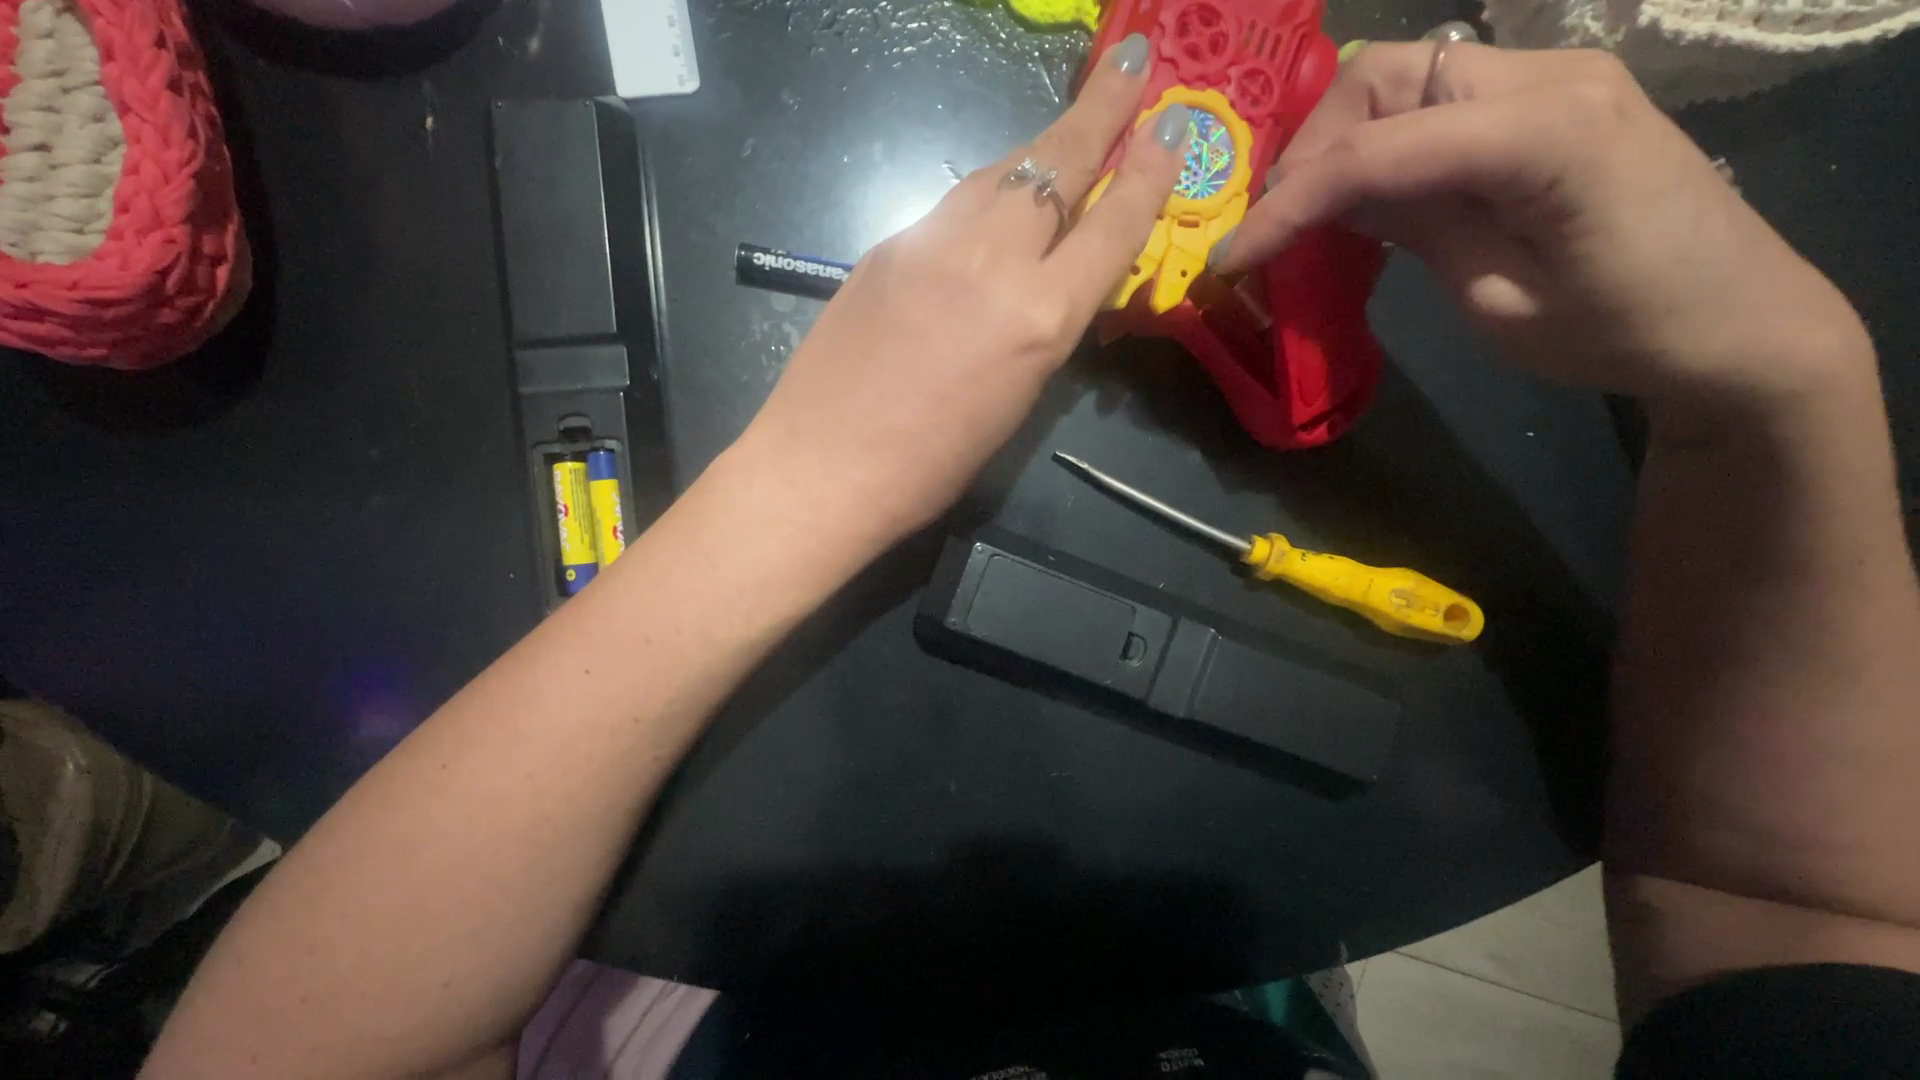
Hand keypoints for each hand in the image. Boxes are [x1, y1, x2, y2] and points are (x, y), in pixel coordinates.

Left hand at [736, 33, 1184, 548]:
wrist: (822, 466)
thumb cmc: (931, 465)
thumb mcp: (1017, 401)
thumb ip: (1045, 328)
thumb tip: (1057, 283)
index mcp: (1040, 317)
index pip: (1112, 225)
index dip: (1148, 173)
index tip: (1170, 129)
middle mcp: (992, 261)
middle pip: (1055, 165)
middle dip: (1100, 110)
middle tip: (1130, 64)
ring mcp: (932, 243)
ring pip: (999, 174)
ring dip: (1040, 149)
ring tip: (1069, 131)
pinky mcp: (887, 244)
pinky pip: (953, 204)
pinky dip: (985, 193)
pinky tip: (992, 202)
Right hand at [1216, 43, 1872, 414]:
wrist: (1735, 319)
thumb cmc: (1620, 331)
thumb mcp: (1497, 302)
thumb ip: (1417, 230)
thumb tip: (1332, 202)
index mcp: (1547, 135)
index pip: (1378, 149)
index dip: (1288, 202)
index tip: (1230, 257)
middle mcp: (1547, 76)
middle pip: (1381, 75)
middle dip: (1308, 148)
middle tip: (1274, 226)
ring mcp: (1549, 74)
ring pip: (1400, 74)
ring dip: (1336, 138)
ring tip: (1307, 211)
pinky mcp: (1543, 95)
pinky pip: (1432, 96)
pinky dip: (1376, 138)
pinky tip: (1360, 192)